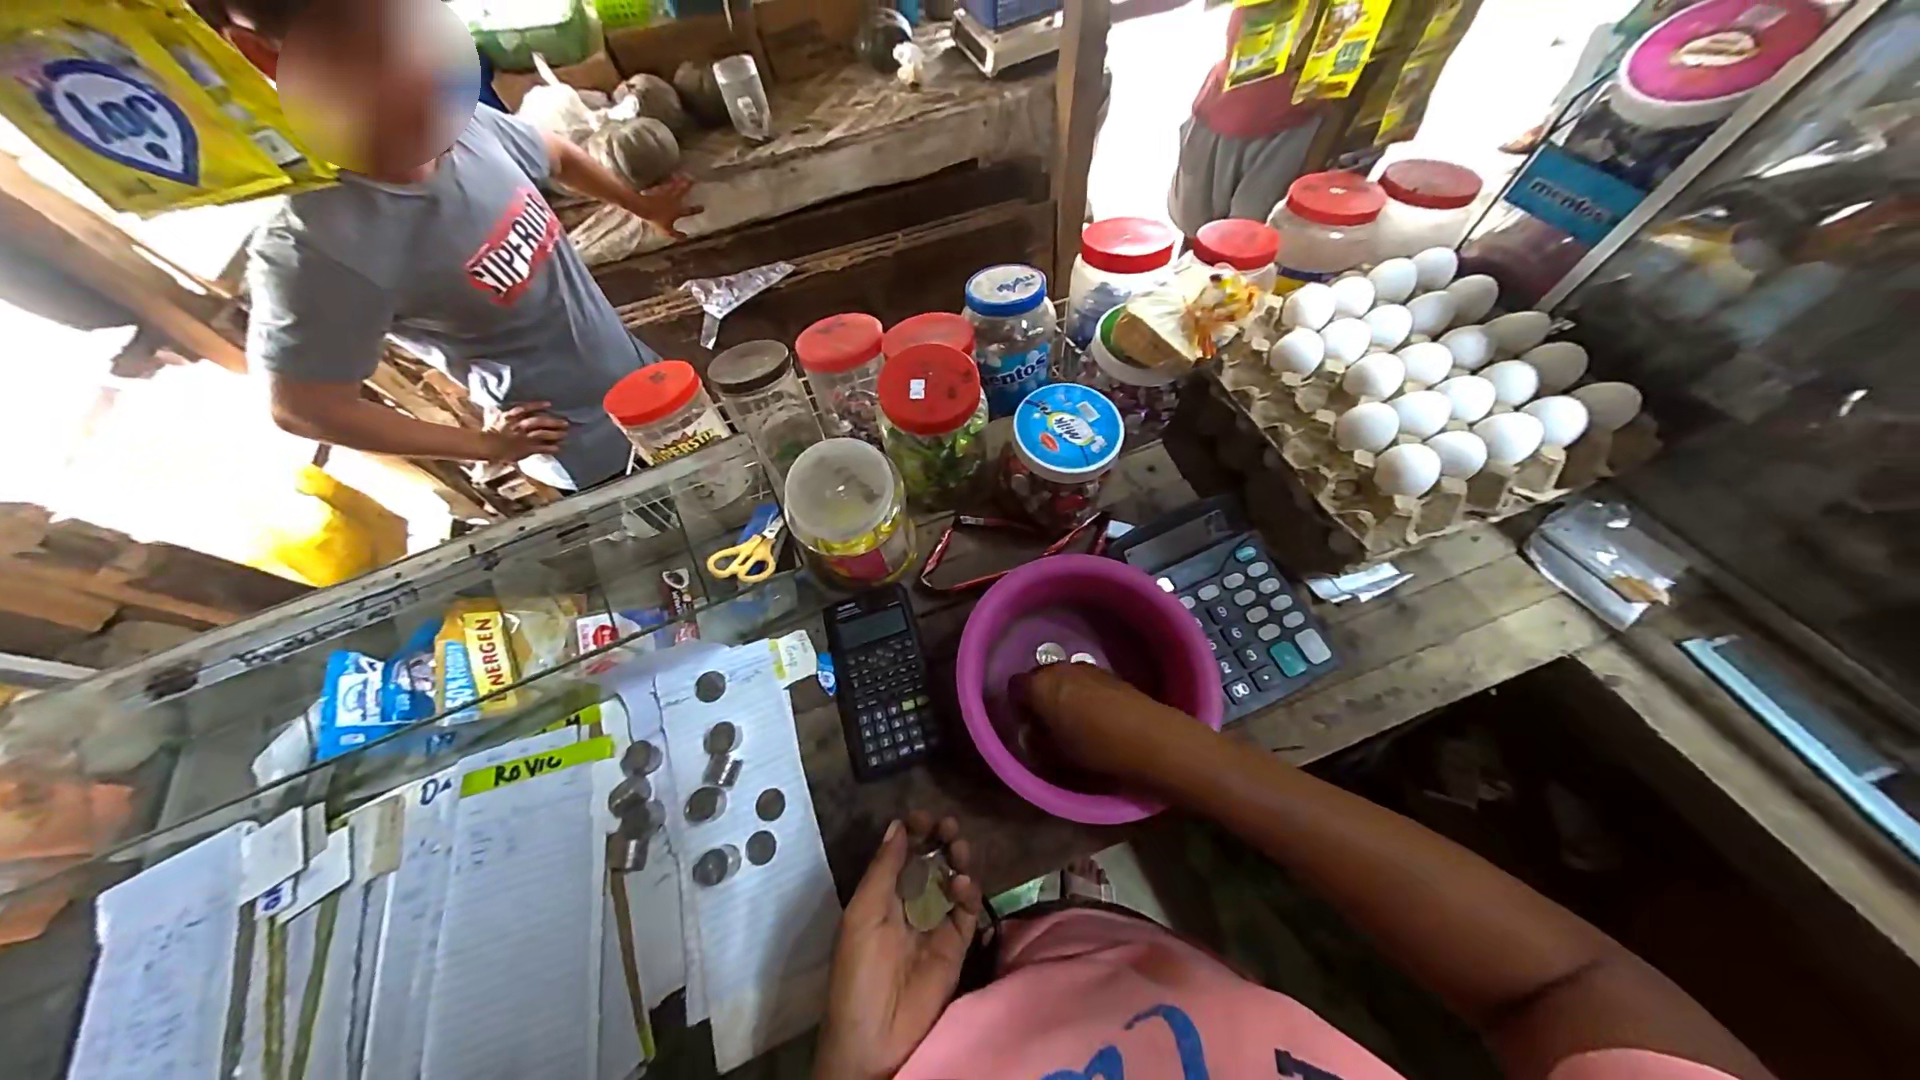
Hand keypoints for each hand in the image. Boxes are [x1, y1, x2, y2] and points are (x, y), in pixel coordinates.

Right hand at [481, 401, 567, 462]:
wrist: (486, 445)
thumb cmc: (489, 429)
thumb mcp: (493, 415)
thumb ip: (504, 409)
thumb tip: (508, 404)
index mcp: (511, 416)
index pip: (526, 408)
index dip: (538, 405)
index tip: (549, 404)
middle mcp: (519, 425)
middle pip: (539, 421)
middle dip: (554, 422)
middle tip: (565, 423)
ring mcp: (524, 437)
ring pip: (543, 434)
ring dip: (556, 434)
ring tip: (565, 434)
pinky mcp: (526, 449)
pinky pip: (542, 448)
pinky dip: (551, 448)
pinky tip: (558, 448)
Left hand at [624, 173, 702, 238]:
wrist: (642, 207)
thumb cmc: (655, 219)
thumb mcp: (666, 230)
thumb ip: (677, 234)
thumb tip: (686, 237)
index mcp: (677, 211)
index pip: (689, 211)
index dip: (696, 210)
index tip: (703, 207)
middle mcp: (673, 201)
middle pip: (682, 193)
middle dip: (688, 187)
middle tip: (693, 180)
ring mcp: (665, 194)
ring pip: (675, 186)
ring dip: (679, 181)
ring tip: (684, 175)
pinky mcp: (657, 189)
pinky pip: (665, 184)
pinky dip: (669, 180)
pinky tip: (671, 176)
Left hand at [814, 813, 983, 1079]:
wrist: (875, 1038)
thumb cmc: (858, 971)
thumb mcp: (862, 914)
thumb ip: (883, 869)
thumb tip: (897, 824)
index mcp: (881, 896)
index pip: (901, 854)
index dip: (913, 832)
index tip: (924, 814)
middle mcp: (909, 905)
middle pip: (930, 863)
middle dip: (939, 840)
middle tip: (948, 825)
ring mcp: (934, 925)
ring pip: (951, 881)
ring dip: (956, 860)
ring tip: (958, 846)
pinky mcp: (955, 946)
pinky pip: (965, 913)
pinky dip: (968, 894)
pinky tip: (962, 884)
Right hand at [1010, 662, 1214, 786]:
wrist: (1150, 740)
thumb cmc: (1094, 749)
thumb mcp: (1055, 755)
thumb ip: (1037, 741)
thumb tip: (1034, 733)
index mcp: (1039, 685)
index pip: (1014, 687)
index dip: (1018, 706)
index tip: (1028, 725)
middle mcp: (1060, 669)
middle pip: (1039, 678)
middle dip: (1039, 697)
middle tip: (1048, 724)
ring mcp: (1087, 669)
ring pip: (1064, 679)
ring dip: (1063, 695)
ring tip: (1075, 721)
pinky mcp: (1110, 674)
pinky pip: (1085, 682)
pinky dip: (1083, 695)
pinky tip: (1097, 717)